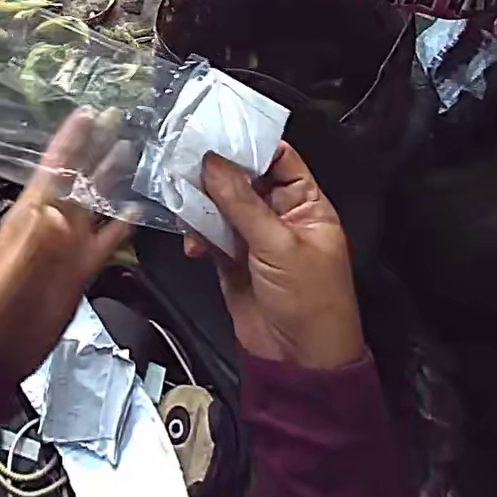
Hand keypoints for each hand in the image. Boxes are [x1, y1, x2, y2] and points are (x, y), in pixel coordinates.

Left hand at [0, 109, 133, 378]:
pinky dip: (121, 225)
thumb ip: (35, 247)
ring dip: (111, 175)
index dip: (70, 139)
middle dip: (95, 145)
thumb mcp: (13, 277)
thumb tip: (56, 215)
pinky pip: (105, 240)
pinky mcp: (80, 268)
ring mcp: (68, 244)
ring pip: (94, 201)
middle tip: (116, 117)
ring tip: (130, 149)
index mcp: (32, 215)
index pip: (55, 167)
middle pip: (79, 175)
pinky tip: (136, 211)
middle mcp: (53, 222)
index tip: (86, 113)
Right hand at [187, 144, 364, 369]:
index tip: (218, 132)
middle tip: (188, 163)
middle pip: (242, 177)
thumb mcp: (279, 245)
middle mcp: (277, 213)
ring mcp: (252, 234)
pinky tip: (193, 244)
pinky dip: (195, 233)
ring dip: (201, 203)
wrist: (296, 364)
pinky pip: (207, 230)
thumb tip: (213, 162)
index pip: (278, 158)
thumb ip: (242, 202)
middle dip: (216, 172)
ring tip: (185, 203)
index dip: (250, 144)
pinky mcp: (230, 254)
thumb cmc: (311, 304)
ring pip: (220, 202)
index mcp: (304, 203)